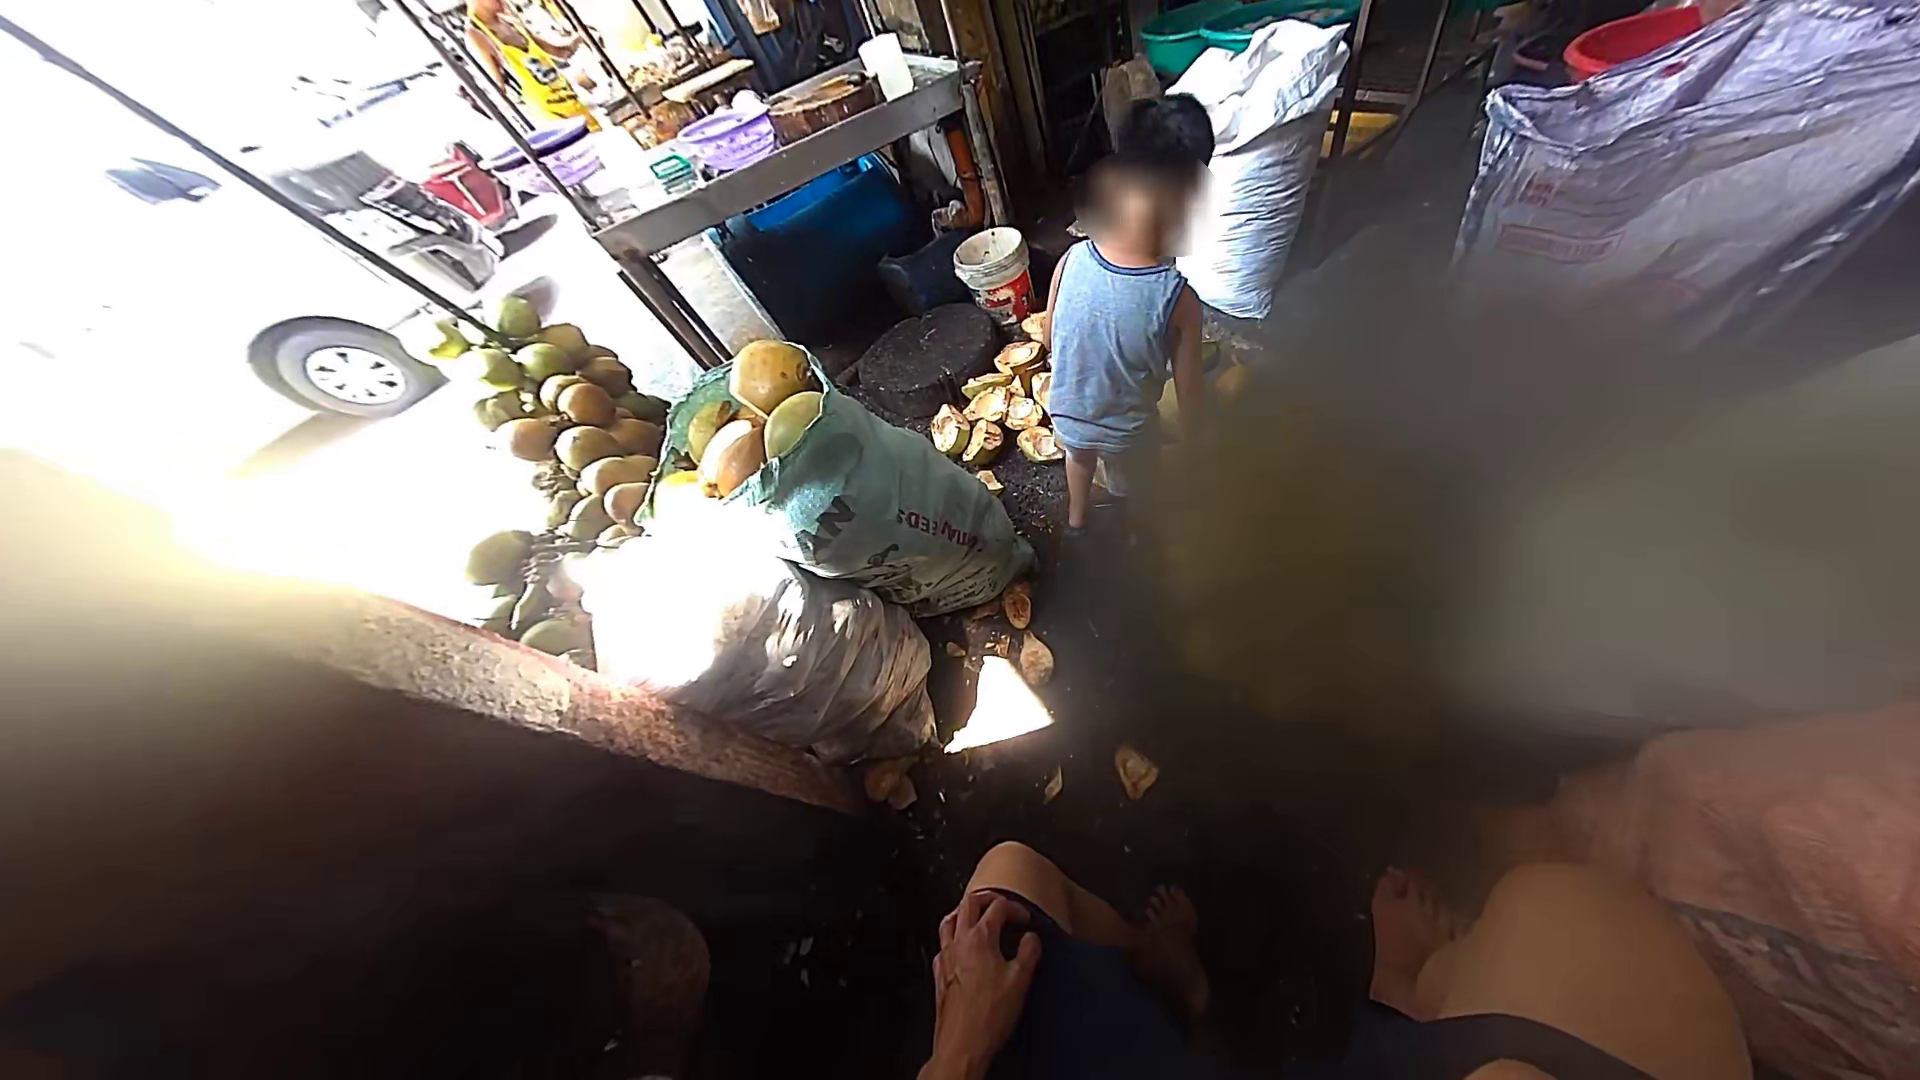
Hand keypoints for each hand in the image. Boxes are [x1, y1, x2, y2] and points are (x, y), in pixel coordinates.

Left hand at [920, 891, 1041, 1079]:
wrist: (962, 1044)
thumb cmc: (988, 1015)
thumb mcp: (1020, 981)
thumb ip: (1029, 953)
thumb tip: (1031, 938)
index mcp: (981, 937)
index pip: (998, 907)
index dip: (1014, 908)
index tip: (1024, 918)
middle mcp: (960, 940)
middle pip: (970, 902)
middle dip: (988, 898)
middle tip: (1001, 904)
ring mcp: (946, 954)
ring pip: (951, 918)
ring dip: (966, 912)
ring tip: (978, 916)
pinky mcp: (938, 972)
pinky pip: (943, 942)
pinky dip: (953, 936)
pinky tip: (961, 946)